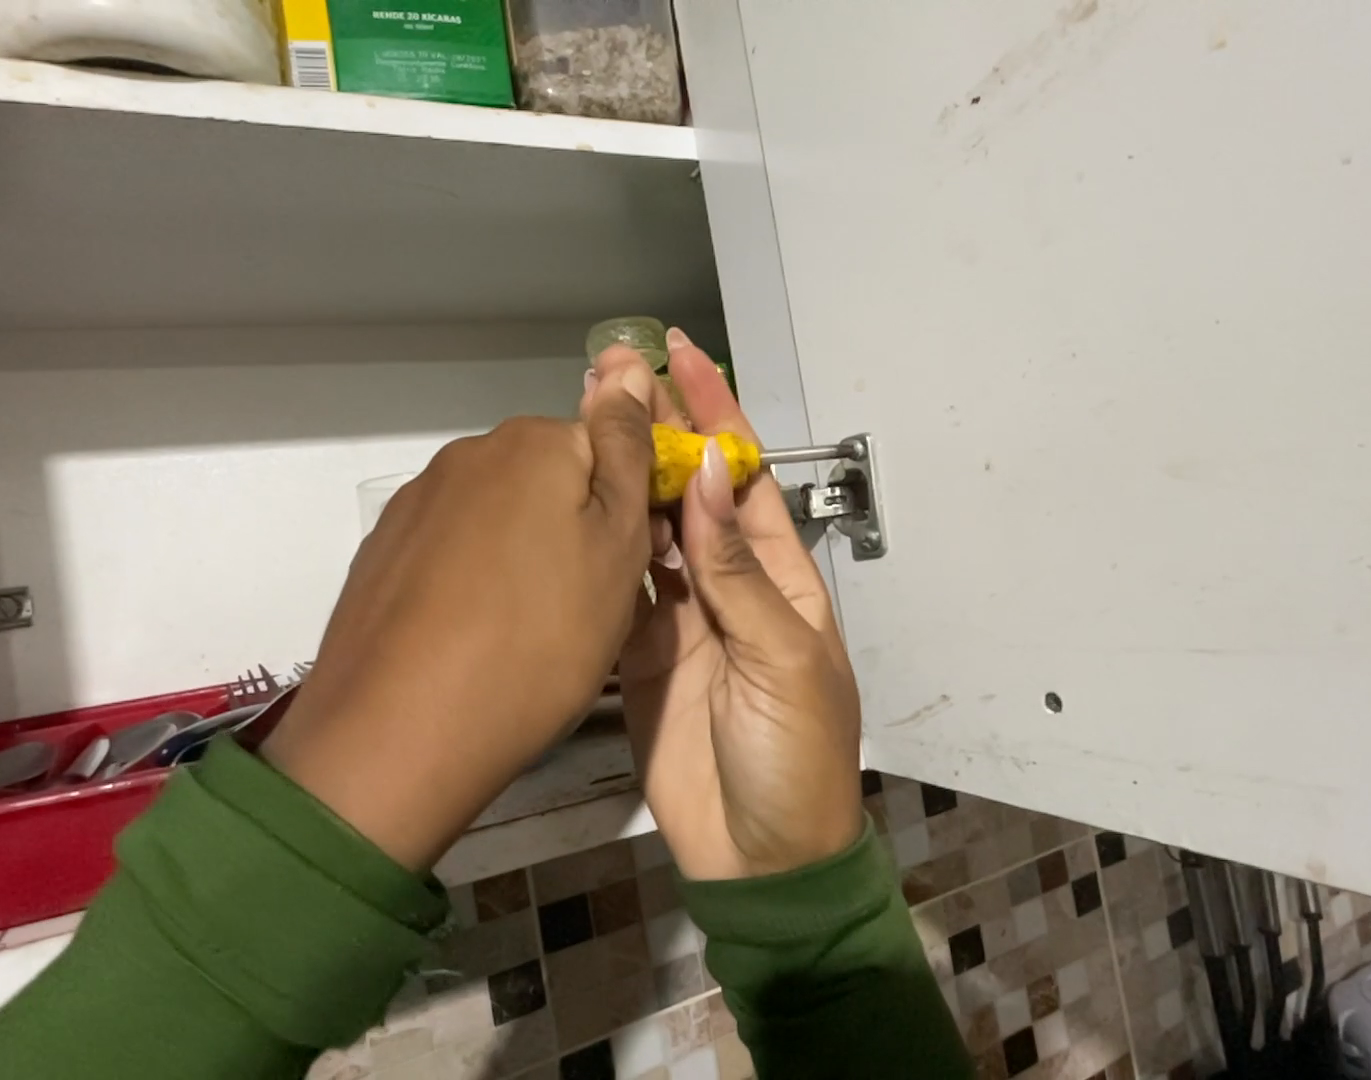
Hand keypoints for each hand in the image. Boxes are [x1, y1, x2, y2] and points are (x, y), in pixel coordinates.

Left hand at [263, 359, 659, 871]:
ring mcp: (417, 503)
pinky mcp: (384, 552)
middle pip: (553, 479)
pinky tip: (477, 633)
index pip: (609, 448)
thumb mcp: (614, 544)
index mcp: (533, 443)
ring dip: (531, 555)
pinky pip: (456, 550)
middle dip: (581, 527)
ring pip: (505, 517)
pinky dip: (478, 579)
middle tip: (590, 605)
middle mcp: (468, 455)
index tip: (640, 566)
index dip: (635, 506)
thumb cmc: (539, 638)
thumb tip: (628, 360)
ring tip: (531, 630)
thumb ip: (626, 449)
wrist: (400, 734)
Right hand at [594, 330, 863, 880]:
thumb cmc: (795, 752)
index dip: (717, 414)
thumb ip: (738, 570)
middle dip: (661, 434)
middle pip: (691, 492)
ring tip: (588, 424)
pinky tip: (575, 504)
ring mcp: (680, 615)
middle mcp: (728, 582)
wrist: (758, 851)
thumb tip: (713, 473)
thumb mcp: (782, 657)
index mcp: (778, 574)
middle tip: (615, 377)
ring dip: (626, 480)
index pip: (744, 477)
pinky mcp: (639, 650)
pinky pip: (618, 587)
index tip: (684, 356)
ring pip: (649, 532)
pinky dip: (600, 546)